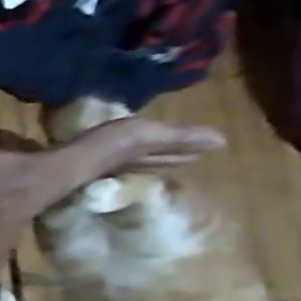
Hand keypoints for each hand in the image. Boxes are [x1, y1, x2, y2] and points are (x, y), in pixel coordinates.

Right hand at [63, 115, 225, 175]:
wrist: (76, 160)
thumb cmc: (117, 146)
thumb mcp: (154, 135)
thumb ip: (184, 137)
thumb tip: (224, 141)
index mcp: (151, 155)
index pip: (176, 155)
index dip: (190, 150)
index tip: (206, 148)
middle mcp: (135, 163)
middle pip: (160, 161)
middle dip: (173, 157)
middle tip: (188, 154)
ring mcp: (114, 165)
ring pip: (140, 162)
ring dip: (150, 160)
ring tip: (157, 157)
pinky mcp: (96, 163)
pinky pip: (117, 161)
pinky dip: (125, 160)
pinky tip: (120, 160)